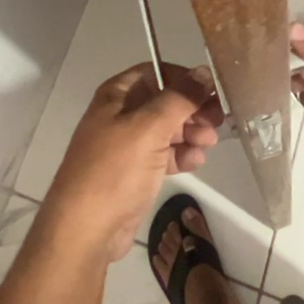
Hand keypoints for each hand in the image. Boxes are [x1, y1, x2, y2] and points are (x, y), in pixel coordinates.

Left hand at [43, 63, 223, 263]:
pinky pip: (163, 155)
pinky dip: (181, 155)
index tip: (210, 91)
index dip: (183, 79)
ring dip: (190, 132)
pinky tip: (196, 161)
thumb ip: (179, 98)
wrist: (85, 231)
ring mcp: (127, 145)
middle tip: (218, 120)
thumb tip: (204, 72)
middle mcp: (120, 114)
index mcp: (117, 95)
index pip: (156, 72)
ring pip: (167, 129)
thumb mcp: (148, 127)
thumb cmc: (114, 170)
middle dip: (191, 109)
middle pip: (164, 101)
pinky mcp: (135, 172)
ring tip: (208, 143)